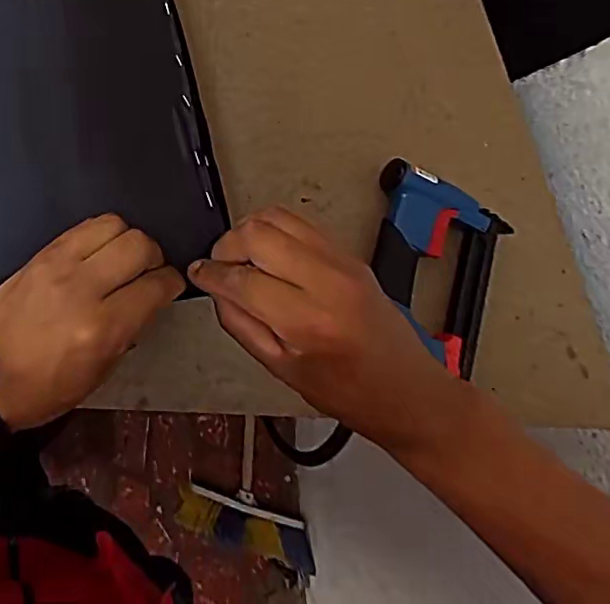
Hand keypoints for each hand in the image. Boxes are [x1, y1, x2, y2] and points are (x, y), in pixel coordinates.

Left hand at [0, 214, 185, 429]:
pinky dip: (101, 234)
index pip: (156, 286)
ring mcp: (60, 265)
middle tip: (148, 271)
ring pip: (114, 225)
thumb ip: (129, 329)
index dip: (172, 283)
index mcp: (102, 328)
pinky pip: (84, 226)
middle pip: (139, 245)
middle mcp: (83, 288)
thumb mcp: (99, 373)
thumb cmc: (45, 387)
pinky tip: (98, 251)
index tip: (170, 286)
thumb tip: (149, 298)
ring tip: (122, 258)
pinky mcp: (43, 252)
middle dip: (154, 257)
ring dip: (127, 239)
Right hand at [188, 206, 465, 451]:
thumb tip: (215, 288)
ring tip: (243, 258)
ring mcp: (341, 261)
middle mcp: (327, 282)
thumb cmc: (350, 393)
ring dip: (248, 231)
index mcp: (308, 322)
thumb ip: (240, 324)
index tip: (198, 274)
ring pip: (275, 216)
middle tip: (220, 266)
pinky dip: (273, 228)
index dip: (210, 273)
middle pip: (256, 233)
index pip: (241, 278)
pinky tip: (268, 252)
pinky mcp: (348, 252)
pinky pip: (298, 221)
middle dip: (226, 246)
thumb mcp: (281, 370)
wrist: (410, 391)